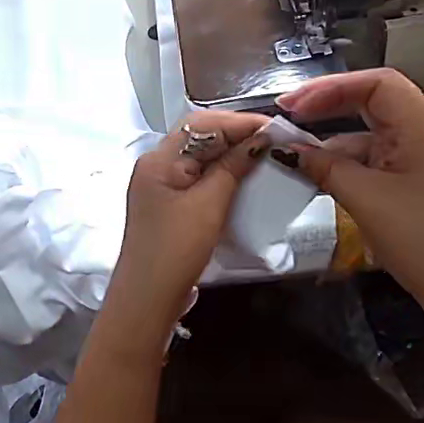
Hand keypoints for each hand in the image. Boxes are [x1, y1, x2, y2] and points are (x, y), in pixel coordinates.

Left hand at [105, 111, 270, 322]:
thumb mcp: (208, 205)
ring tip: (266, 156)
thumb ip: (232, 168)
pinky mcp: (169, 206)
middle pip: (199, 138)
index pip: (201, 125)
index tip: (276, 129)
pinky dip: (222, 175)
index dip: (240, 123)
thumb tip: (259, 140)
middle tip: (276, 141)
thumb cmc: (175, 250)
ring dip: (232, 154)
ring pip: (200, 158)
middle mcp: (155, 167)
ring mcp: (161, 187)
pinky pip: (198, 179)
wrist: (147, 299)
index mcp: (158, 160)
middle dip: (237, 135)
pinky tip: (244, 180)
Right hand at [274, 69, 423, 302]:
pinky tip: (318, 172)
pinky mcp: (412, 176)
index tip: (294, 106)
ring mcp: (419, 155)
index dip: (332, 87)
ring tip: (295, 152)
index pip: (378, 84)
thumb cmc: (417, 238)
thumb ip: (323, 166)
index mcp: (423, 130)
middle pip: (373, 100)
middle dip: (328, 104)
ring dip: (332, 137)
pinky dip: (344, 159)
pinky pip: (373, 155)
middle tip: (287, 113)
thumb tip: (287, 151)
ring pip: (369, 129)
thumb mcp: (363, 198)